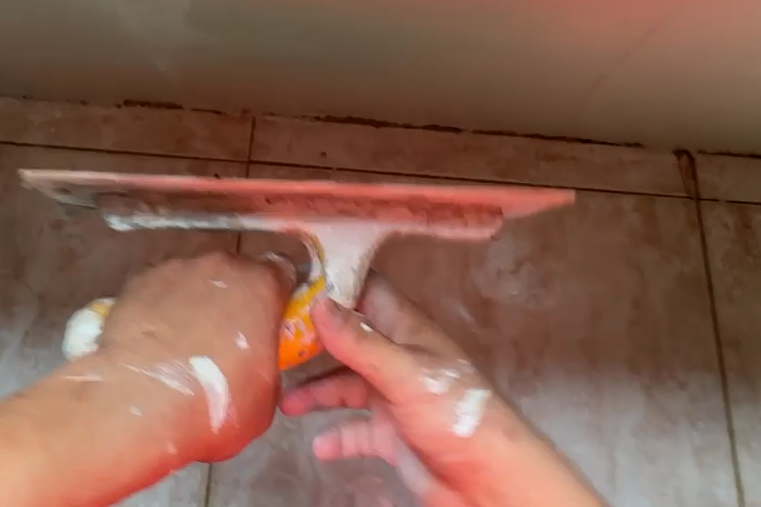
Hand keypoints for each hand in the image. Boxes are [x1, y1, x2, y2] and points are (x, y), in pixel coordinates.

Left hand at [87, 251, 294, 462]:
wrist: (138, 402)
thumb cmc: (213, 405)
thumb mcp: (263, 401)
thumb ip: (268, 368)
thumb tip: (256, 366)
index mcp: (263, 287)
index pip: (283, 272)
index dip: (277, 295)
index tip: (270, 318)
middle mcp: (224, 265)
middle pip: (237, 272)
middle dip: (235, 298)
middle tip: (224, 336)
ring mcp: (180, 267)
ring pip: (197, 278)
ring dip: (196, 301)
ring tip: (180, 342)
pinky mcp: (143, 278)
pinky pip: (160, 288)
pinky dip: (160, 307)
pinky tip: (151, 340)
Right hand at [282, 276, 605, 506]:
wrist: (488, 478)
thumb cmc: (451, 412)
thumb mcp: (403, 372)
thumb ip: (360, 340)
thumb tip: (317, 301)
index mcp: (403, 328)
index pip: (364, 291)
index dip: (331, 285)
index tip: (291, 283)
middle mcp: (395, 355)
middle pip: (347, 339)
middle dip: (313, 342)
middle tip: (272, 345)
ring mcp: (393, 396)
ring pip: (346, 384)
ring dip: (316, 391)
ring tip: (283, 402)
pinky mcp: (393, 434)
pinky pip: (357, 429)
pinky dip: (337, 434)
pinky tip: (319, 445)